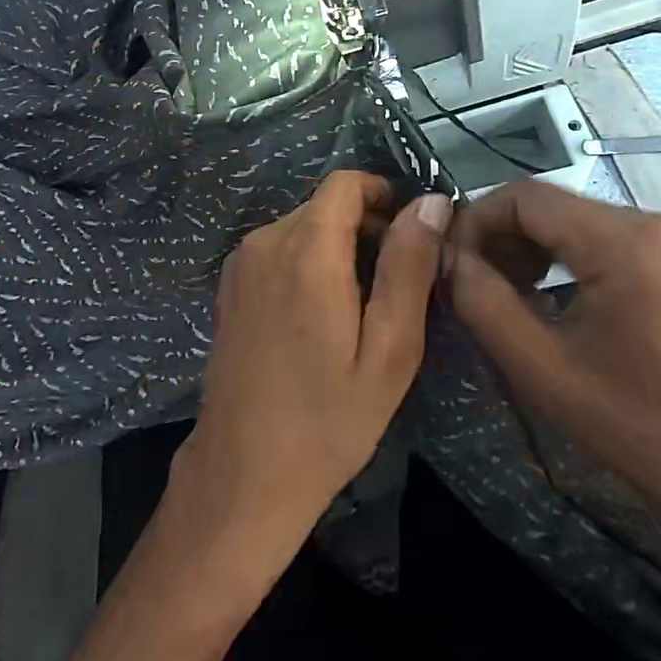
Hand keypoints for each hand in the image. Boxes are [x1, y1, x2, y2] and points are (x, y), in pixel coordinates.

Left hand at [181, 170, 451, 529]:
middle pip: (326, 206)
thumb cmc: (330, 417)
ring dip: (340, 249)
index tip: (410, 235)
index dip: (384, 195)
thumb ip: (409, 265)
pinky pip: (280, 253)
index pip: (346, 183)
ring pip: (303, 229)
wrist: (243, 477)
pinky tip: (322, 319)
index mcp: (306, 251)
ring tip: (364, 309)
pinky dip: (310, 265)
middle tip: (396, 285)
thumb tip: (431, 202)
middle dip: (367, 227)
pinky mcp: (229, 291)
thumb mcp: (391, 346)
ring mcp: (239, 267)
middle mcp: (264, 244)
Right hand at [447, 181, 660, 660]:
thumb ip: (483, 303)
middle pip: (555, 207)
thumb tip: (447, 259)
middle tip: (470, 286)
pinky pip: (613, 244)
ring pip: (582, 224)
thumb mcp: (545, 370)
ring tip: (506, 297)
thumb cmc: (641, 430)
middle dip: (504, 239)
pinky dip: (572, 262)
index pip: (526, 197)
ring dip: (536, 252)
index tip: (447, 263)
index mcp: (626, 240)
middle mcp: (656, 222)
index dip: (475, 221)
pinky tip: (553, 301)